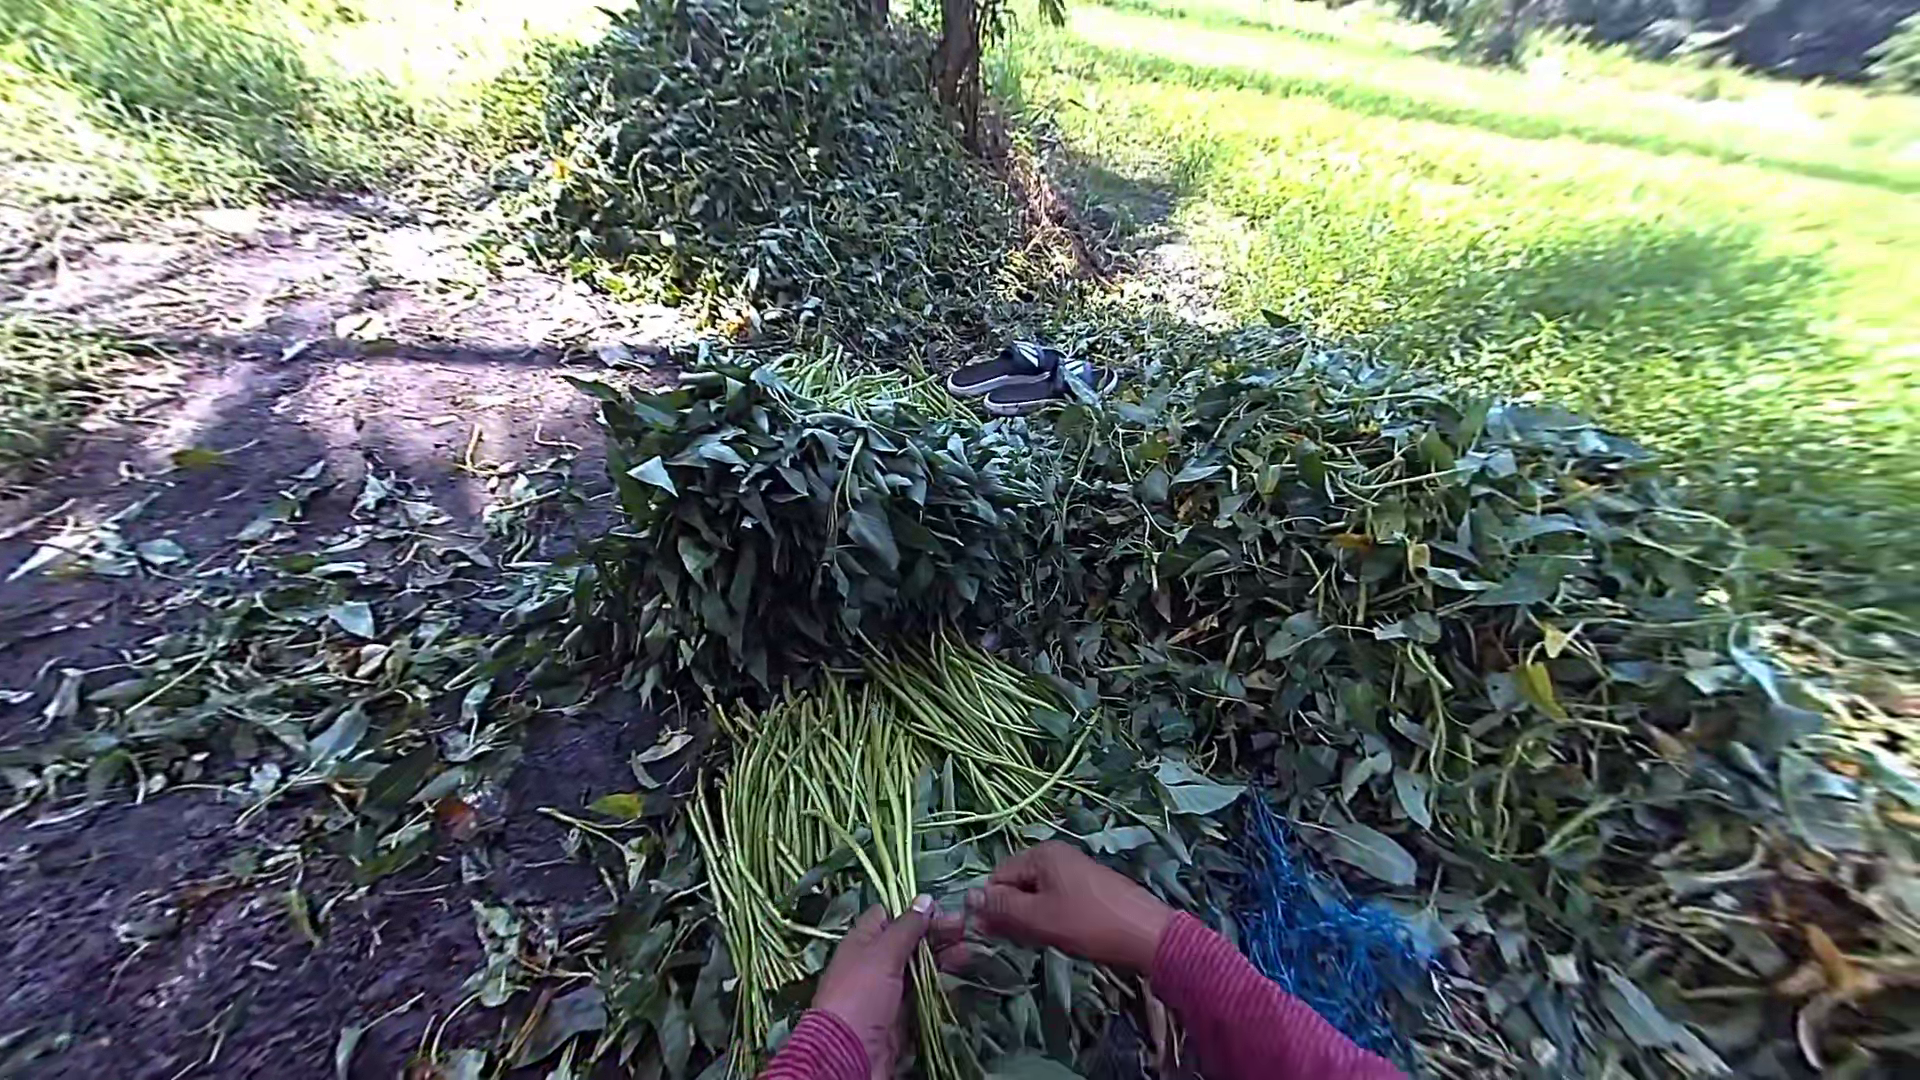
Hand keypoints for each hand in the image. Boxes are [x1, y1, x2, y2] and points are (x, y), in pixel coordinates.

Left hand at [812, 895, 964, 1078]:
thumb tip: (926, 899)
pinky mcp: (901, 1018)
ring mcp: (888, 991)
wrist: (848, 1060)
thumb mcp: (883, 953)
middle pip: (909, 940)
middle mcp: (875, 962)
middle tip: (965, 928)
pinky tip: (959, 977)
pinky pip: (923, 995)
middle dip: (936, 933)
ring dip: (943, 957)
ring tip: (968, 951)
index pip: (889, 915)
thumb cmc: (861, 994)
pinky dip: (940, 985)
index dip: (914, 910)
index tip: (940, 908)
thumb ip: (906, 926)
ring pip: (919, 967)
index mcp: (864, 940)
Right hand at [968, 841, 1173, 973]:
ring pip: (1035, 893)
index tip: (995, 935)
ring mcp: (1072, 868)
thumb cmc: (1088, 923)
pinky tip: (1060, 934)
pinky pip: (1054, 896)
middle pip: (1016, 882)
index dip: (993, 906)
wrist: (1145, 933)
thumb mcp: (1039, 918)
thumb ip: (1002, 908)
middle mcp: (1054, 853)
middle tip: (1021, 940)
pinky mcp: (1086, 885)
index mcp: (1040, 853)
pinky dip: (1049, 915)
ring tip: (1043, 939)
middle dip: (1013, 912)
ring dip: (1031, 917)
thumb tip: (968, 896)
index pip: (998, 876)